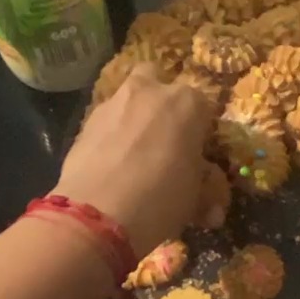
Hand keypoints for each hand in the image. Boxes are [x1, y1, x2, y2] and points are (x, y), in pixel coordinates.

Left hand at [53, 63, 213, 255]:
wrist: (98, 214)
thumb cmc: (162, 200)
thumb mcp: (197, 199)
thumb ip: (208, 191)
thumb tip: (213, 207)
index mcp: (188, 104)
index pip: (205, 108)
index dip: (203, 132)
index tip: (200, 156)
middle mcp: (150, 92)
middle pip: (160, 84)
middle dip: (164, 106)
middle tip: (167, 142)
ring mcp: (114, 102)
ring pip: (130, 100)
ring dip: (136, 119)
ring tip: (137, 158)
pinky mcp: (86, 121)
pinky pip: (108, 122)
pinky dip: (113, 137)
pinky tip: (114, 167)